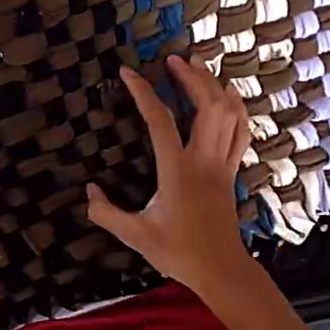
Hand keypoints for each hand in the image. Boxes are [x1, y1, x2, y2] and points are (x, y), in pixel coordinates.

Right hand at [87, 55, 258, 297]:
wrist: (221, 270)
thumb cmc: (177, 252)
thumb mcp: (135, 235)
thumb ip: (106, 213)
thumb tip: (88, 191)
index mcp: (178, 171)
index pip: (160, 121)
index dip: (143, 92)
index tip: (127, 72)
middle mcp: (204, 161)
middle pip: (207, 106)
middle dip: (191, 77)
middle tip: (173, 59)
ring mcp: (223, 164)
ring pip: (229, 114)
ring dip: (214, 85)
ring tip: (197, 66)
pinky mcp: (232, 171)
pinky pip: (241, 131)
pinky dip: (236, 108)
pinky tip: (227, 95)